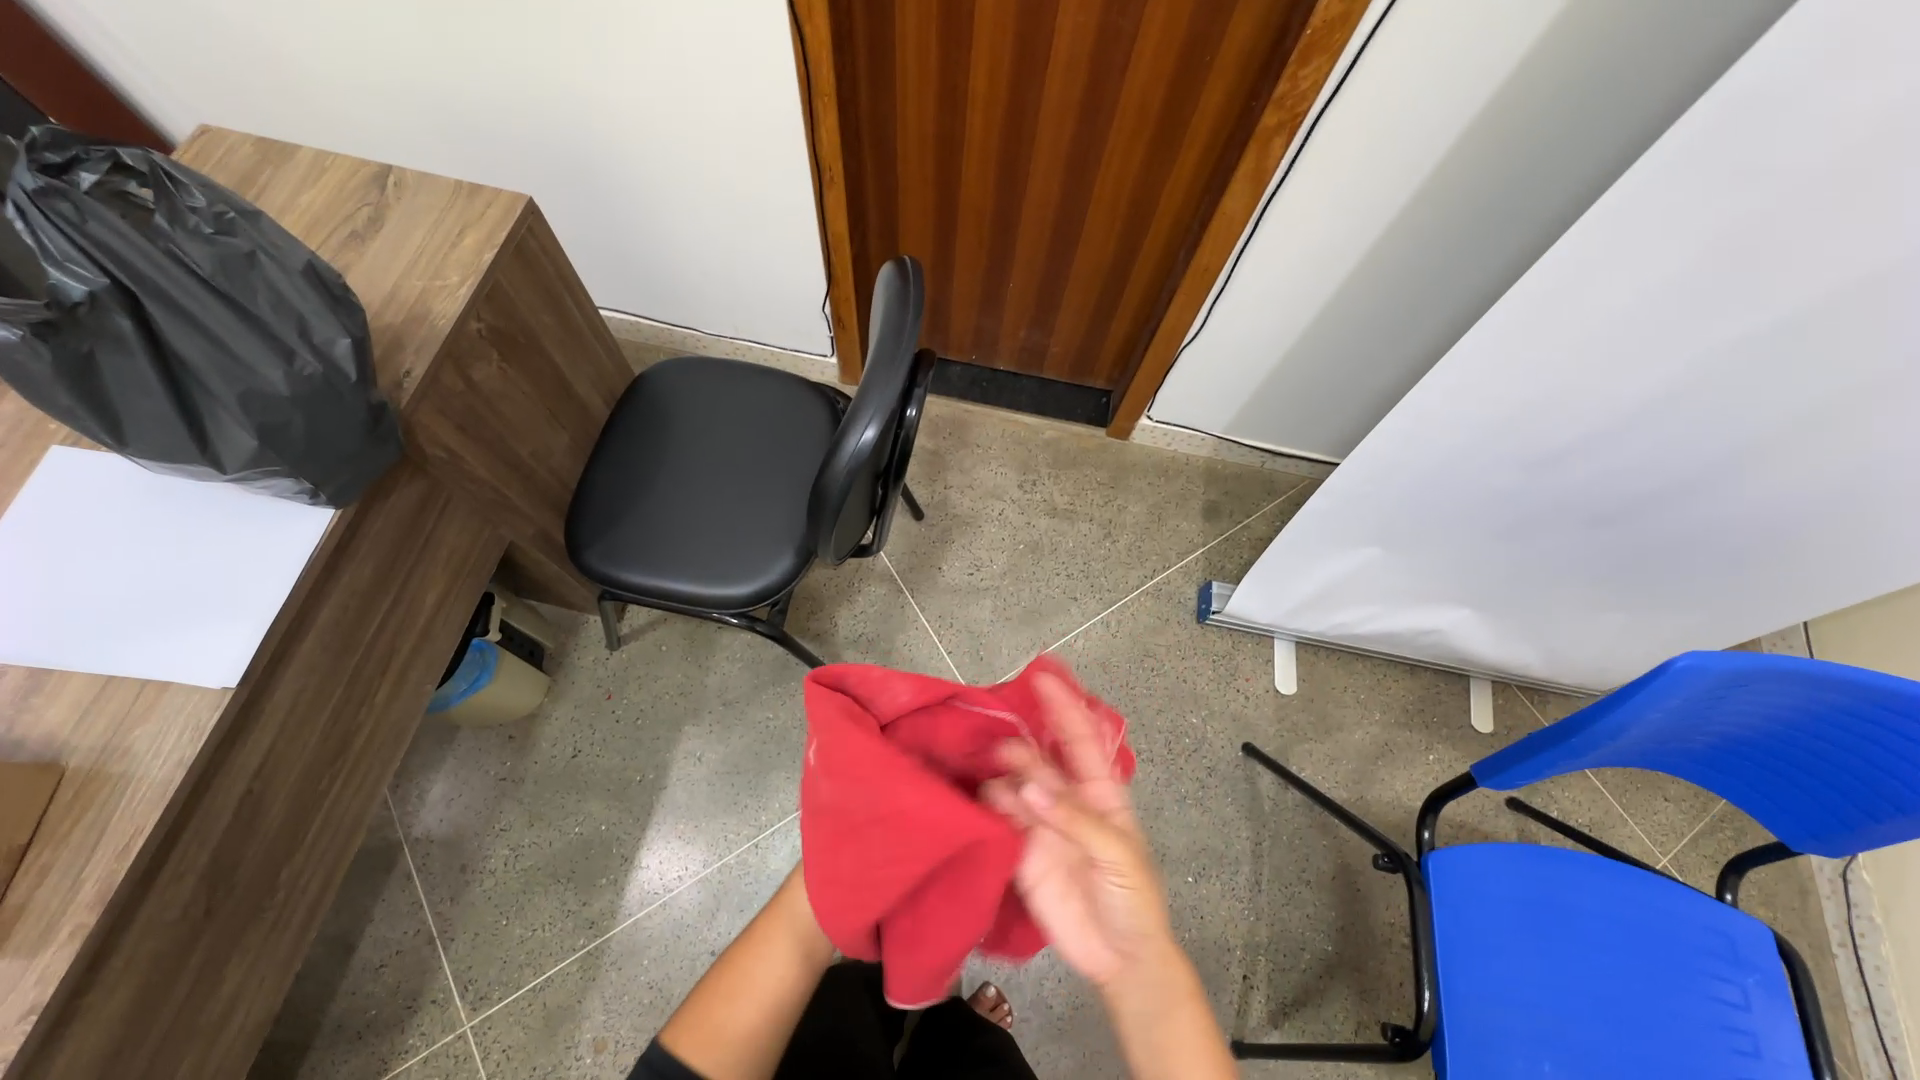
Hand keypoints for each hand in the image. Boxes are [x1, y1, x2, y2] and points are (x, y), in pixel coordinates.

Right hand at [983, 673, 1173, 989]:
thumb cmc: (1135, 899)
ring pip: (1015, 788)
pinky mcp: (1021, 854)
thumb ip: (1076, 820)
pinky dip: (989, 809)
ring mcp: (1041, 826)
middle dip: (1022, 747)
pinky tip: (982, 805)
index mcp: (1101, 793)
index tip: (1041, 677)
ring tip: (996, 787)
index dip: (1063, 707)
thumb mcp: (1119, 856)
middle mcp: (1067, 801)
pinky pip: (1000, 823)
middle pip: (1040, 762)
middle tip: (1002, 749)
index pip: (1079, 740)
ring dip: (1003, 779)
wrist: (1121, 958)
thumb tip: (1030, 788)